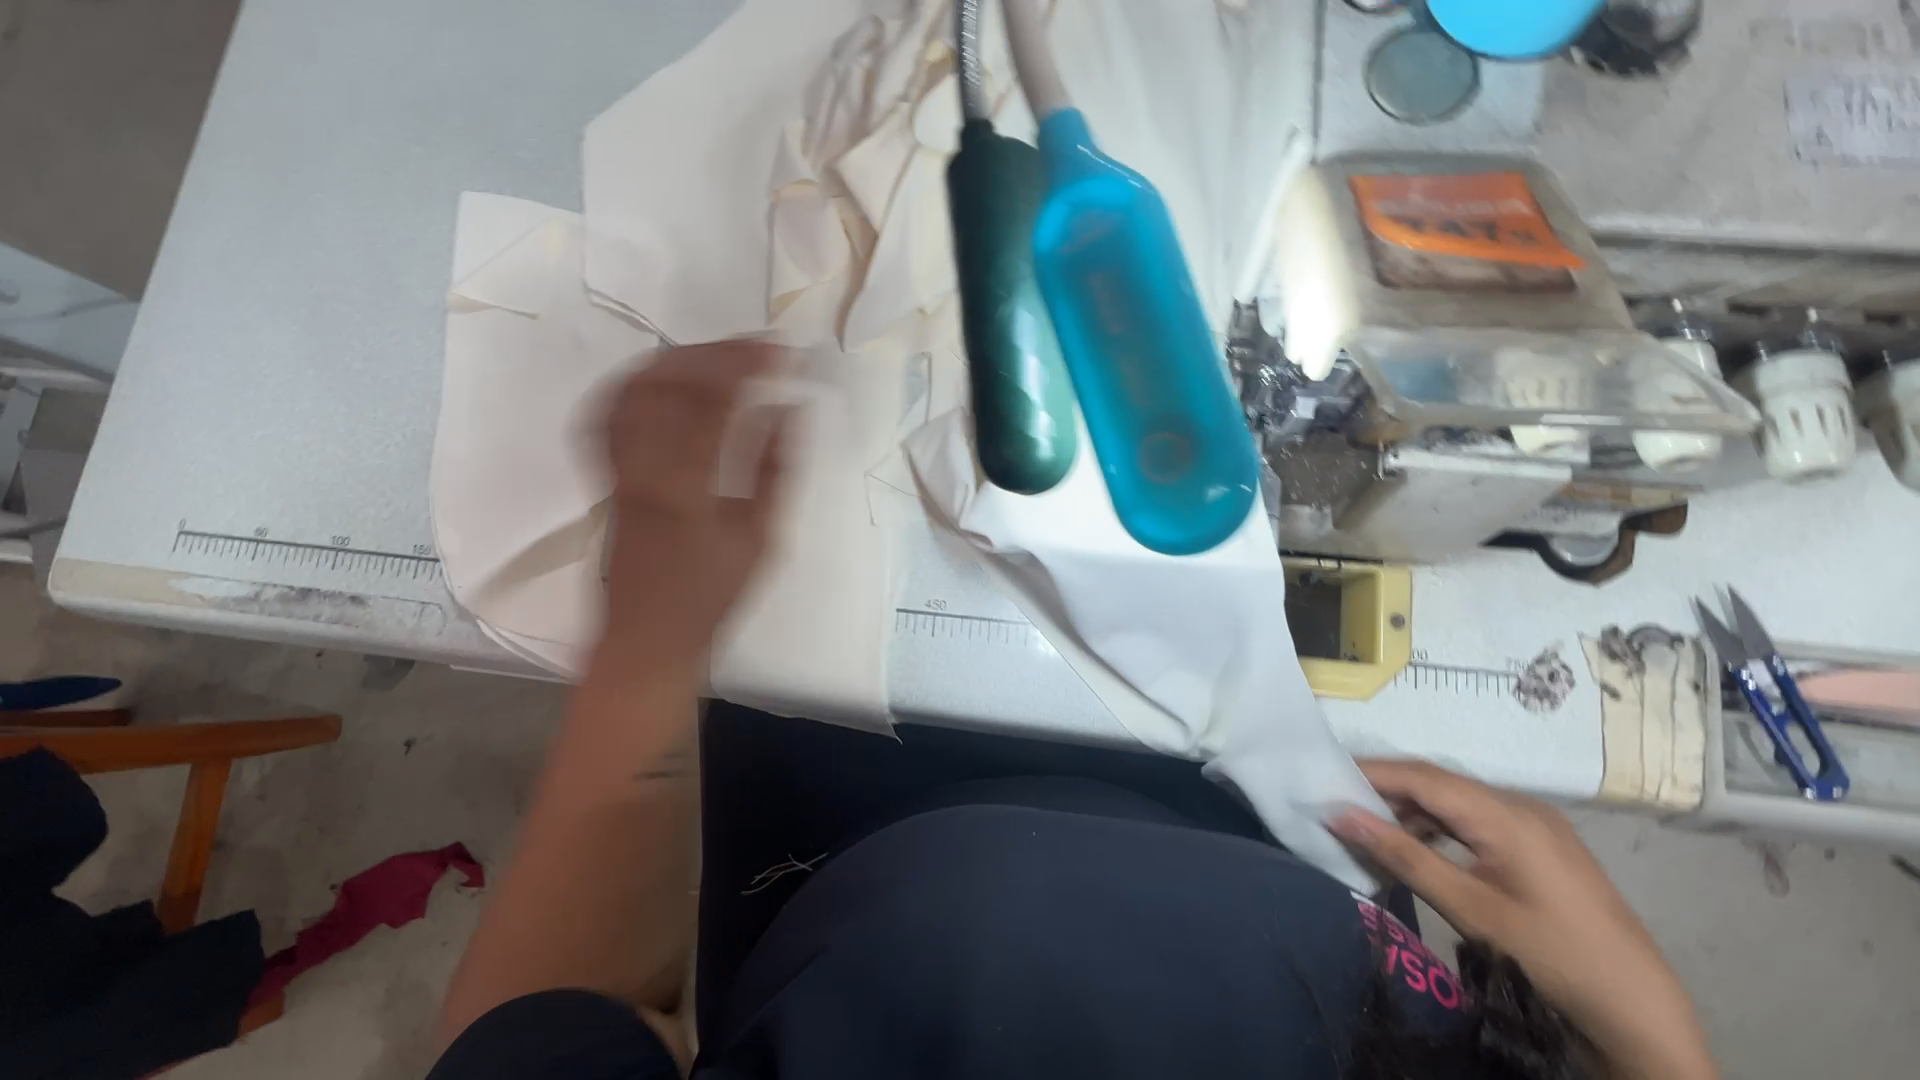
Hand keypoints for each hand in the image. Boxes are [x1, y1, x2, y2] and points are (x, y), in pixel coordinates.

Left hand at [597, 342, 789, 673]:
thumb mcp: (761, 539)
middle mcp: (641, 465)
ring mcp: (614, 466)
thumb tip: (787, 409)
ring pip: (632, 387)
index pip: (715, 400)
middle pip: (668, 381)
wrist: (646, 636)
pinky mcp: (603, 472)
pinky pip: (608, 410)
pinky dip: (638, 381)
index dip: (750, 365)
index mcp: (687, 485)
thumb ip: (775, 470)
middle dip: (716, 351)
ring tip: (718, 354)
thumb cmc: (712, 595)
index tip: (785, 352)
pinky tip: (665, 378)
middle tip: (758, 347)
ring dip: (677, 358)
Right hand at [1330, 761, 1716, 1079]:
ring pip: (1458, 801)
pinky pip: (1478, 819)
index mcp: (1505, 814)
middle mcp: (1521, 806)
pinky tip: (1420, 847)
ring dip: (1413, 809)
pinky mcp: (1543, 845)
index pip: (1422, 776)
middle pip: (1439, 783)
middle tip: (1338, 802)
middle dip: (1386, 788)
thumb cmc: (1549, 956)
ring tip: (1371, 829)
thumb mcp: (1467, 908)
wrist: (1638, 1010)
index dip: (1370, 772)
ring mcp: (1537, 824)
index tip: (1324, 778)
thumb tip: (1340, 814)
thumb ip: (1401, 855)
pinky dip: (1441, 826)